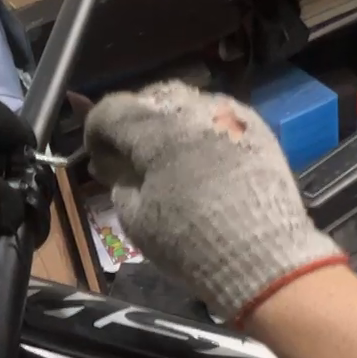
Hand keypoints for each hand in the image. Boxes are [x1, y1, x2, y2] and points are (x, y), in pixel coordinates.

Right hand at [85, 81, 343, 324]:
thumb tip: (110, 163)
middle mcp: (189, 108)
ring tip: (163, 157)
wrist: (261, 258)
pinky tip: (196, 158)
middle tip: (127, 159)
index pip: (110, 110)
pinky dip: (196, 130)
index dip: (95, 133)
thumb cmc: (188, 243)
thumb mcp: (135, 217)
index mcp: (154, 129)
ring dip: (163, 123)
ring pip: (181, 102)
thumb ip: (118, 179)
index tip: (98, 160)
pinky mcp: (253, 125)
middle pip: (146, 99)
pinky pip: (213, 115)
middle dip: (130, 125)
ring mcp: (226, 113)